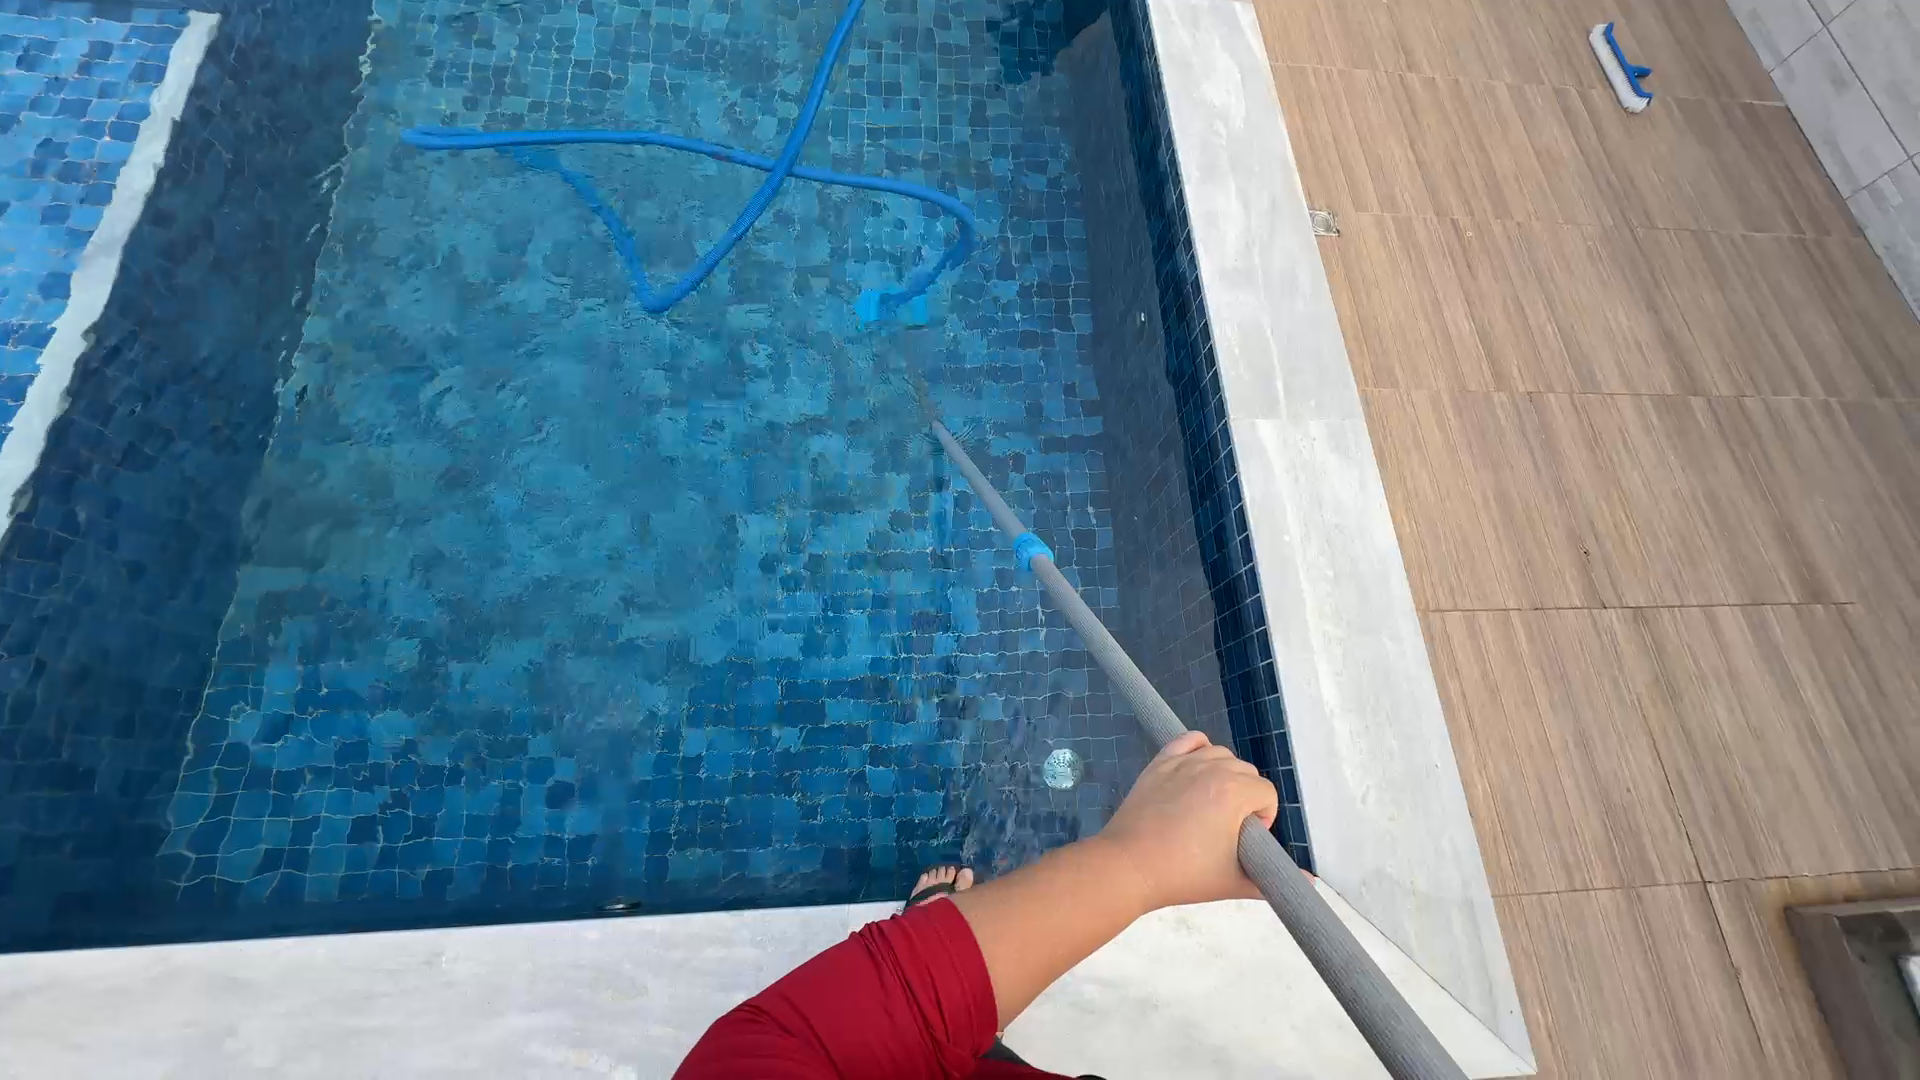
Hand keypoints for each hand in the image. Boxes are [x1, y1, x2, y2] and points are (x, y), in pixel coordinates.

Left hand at [1095, 731, 1277, 910]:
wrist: (1130, 864)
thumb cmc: (1184, 874)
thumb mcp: (1234, 881)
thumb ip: (1272, 878)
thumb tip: (1309, 882)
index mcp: (1232, 792)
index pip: (1267, 793)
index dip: (1263, 818)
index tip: (1246, 840)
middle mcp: (1210, 769)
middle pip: (1246, 772)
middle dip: (1246, 797)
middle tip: (1229, 828)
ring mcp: (1182, 762)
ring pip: (1220, 754)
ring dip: (1225, 774)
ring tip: (1214, 805)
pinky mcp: (1159, 762)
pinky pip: (1188, 740)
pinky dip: (1198, 748)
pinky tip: (1198, 769)